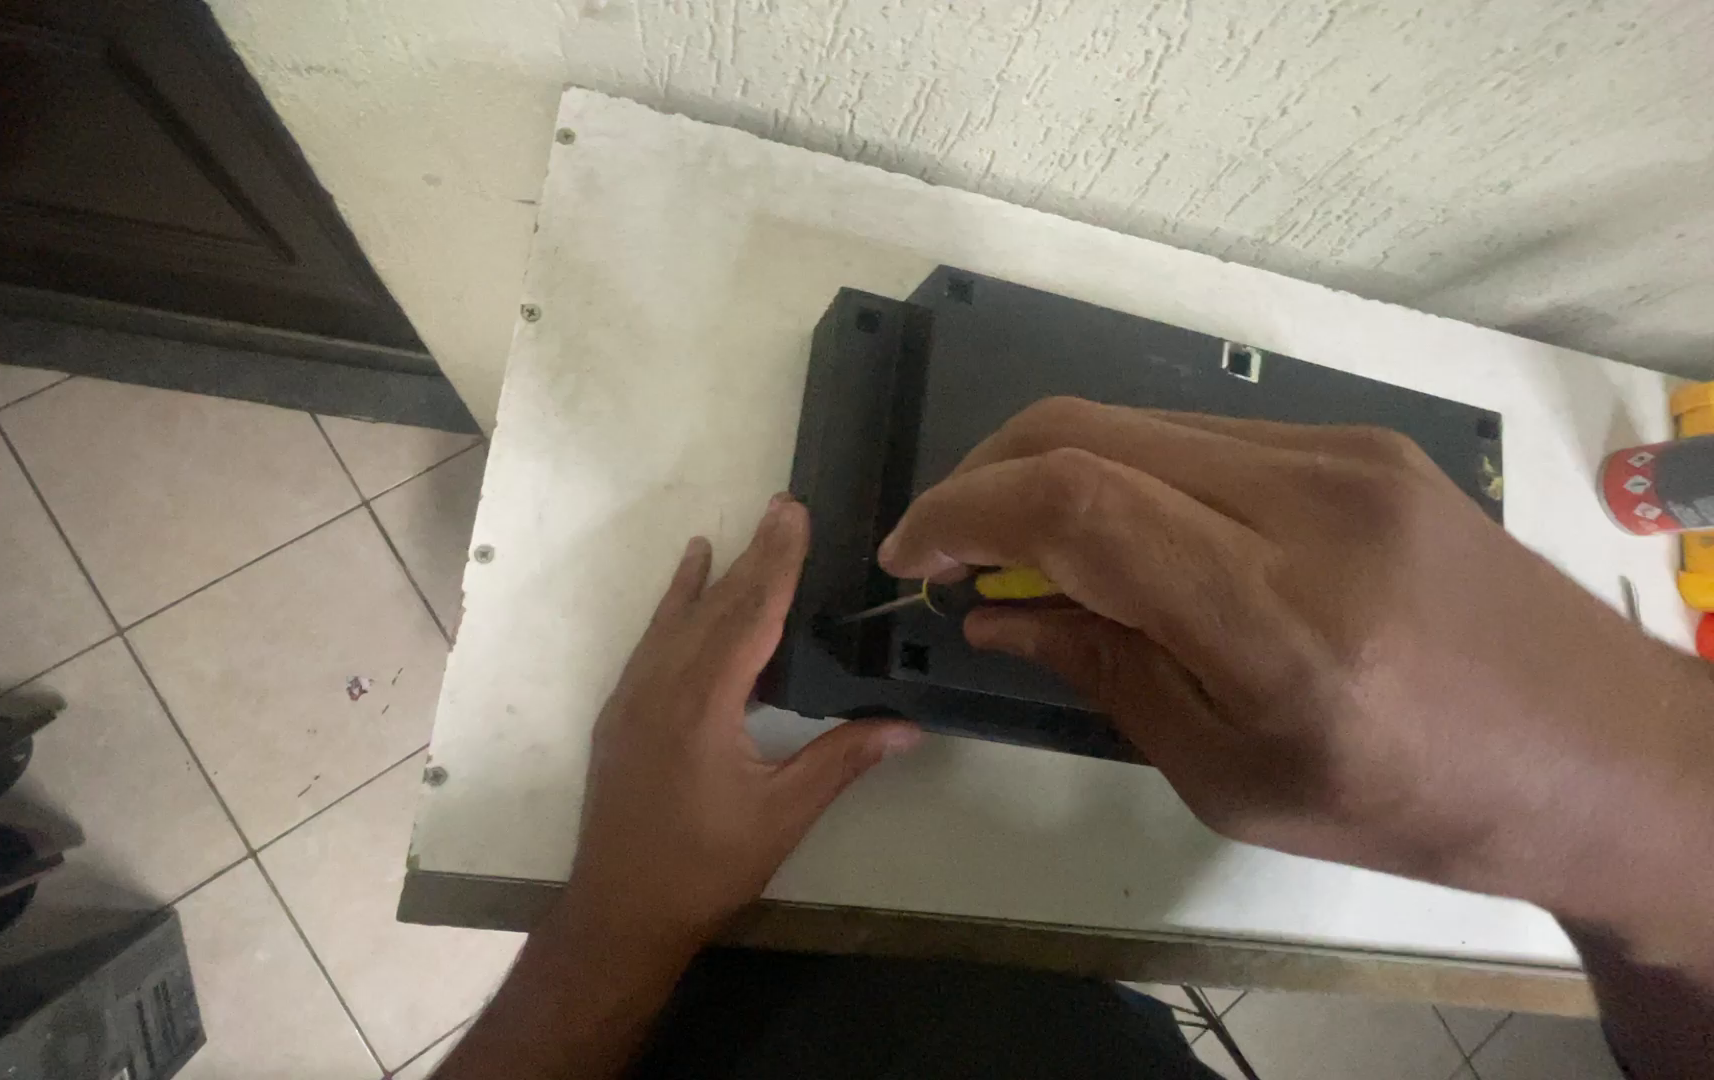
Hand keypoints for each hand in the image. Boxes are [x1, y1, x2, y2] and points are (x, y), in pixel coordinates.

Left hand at [565, 494, 921, 952]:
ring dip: (715, 574)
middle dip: (755, 554)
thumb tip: (908, 726)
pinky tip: (688, 581)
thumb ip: (841, 760)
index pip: (751, 616)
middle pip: (717, 606)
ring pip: (681, 618)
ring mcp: (634, 694)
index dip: (778, 562)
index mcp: (704, 704)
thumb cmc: (704, 867)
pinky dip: (677, 604)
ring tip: (742, 533)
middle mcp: (662, 684)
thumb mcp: (781, 816)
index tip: (793, 515)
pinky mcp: (622, 708)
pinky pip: (655, 640)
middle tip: (782, 507)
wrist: (618, 911)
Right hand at [878, 398, 1713, 965]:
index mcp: (1277, 615)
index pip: (1076, 505)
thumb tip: (990, 610)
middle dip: (977, 478)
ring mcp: (1330, 453)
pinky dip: (1098, 470)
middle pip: (1079, 433)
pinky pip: (1174, 434)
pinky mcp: (1341, 441)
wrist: (1620, 756)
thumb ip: (1096, 670)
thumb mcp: (1225, 772)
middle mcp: (1305, 501)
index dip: (961, 512)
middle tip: (942, 543)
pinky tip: (1097, 529)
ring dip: (1032, 471)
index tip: (907, 554)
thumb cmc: (1411, 800)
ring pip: (1118, 421)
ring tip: (1009, 542)